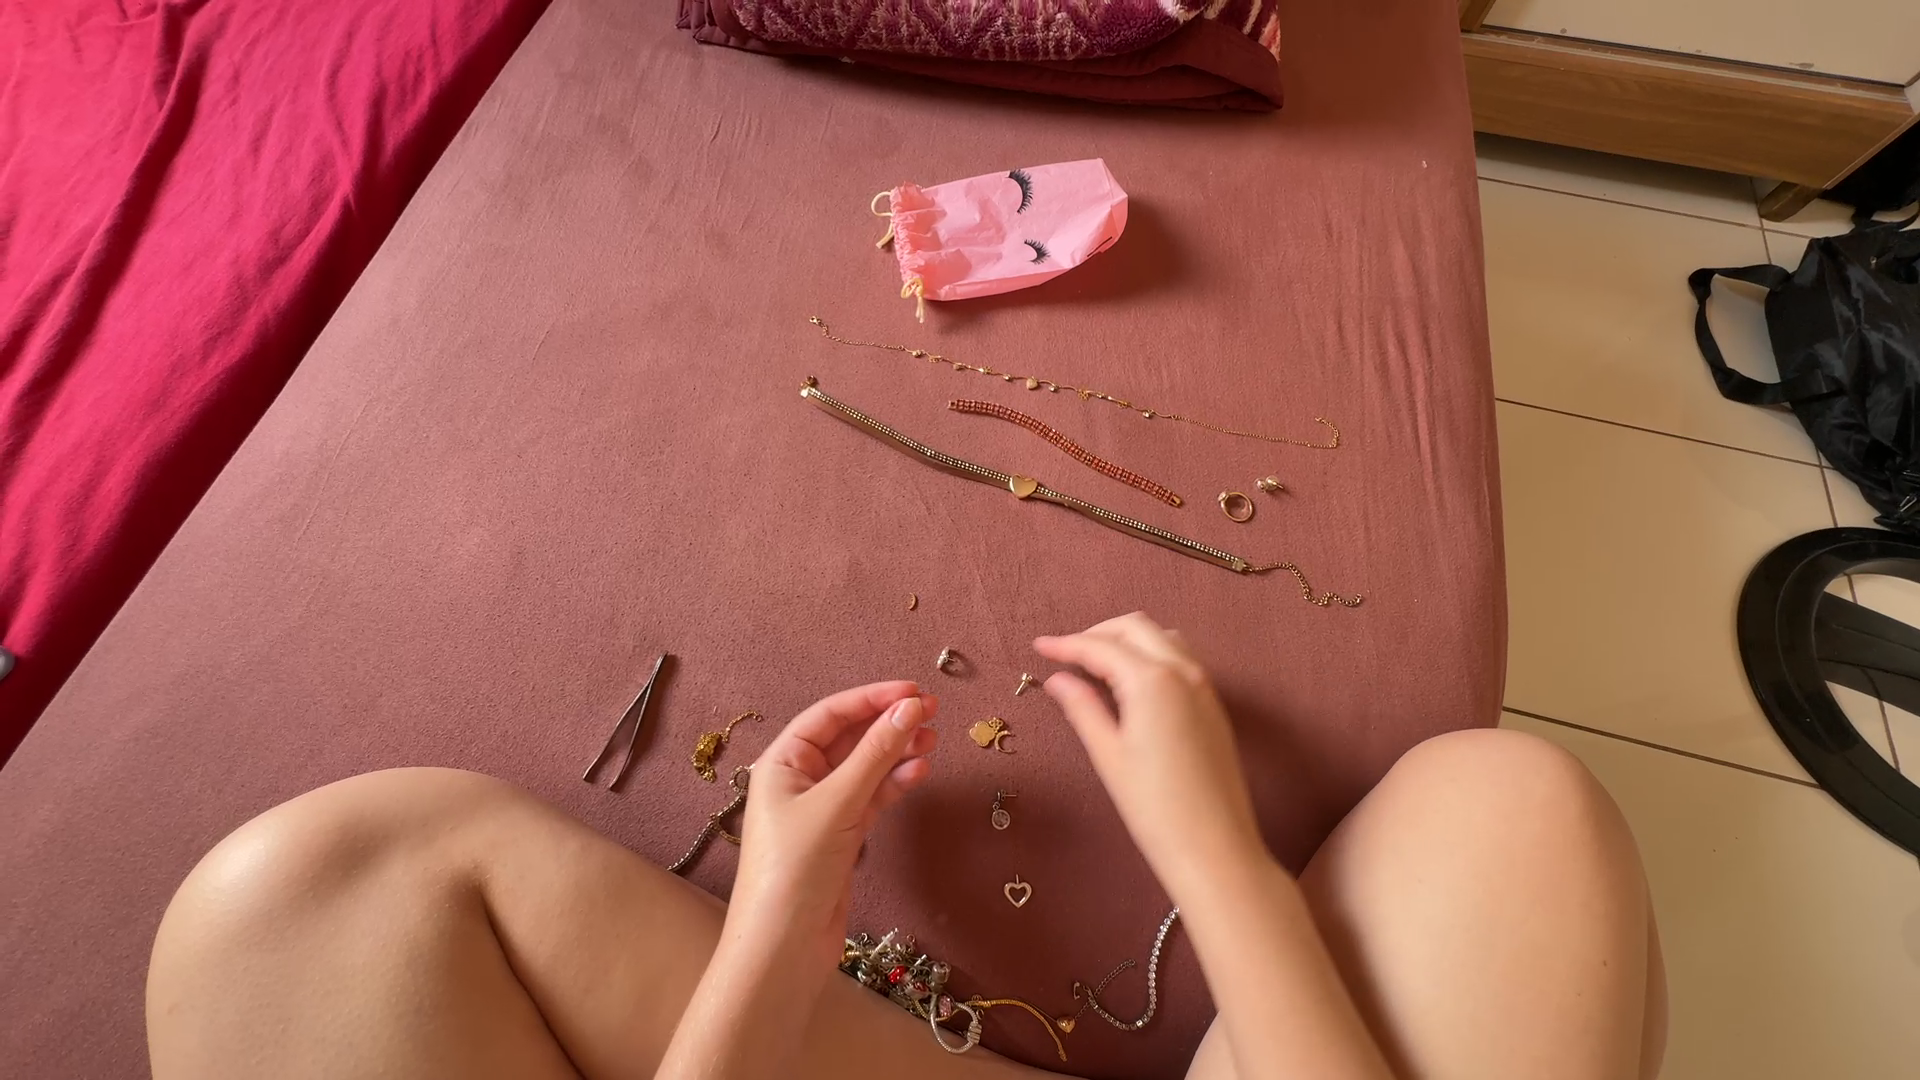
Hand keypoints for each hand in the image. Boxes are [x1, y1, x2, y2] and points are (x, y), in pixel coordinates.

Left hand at [728, 681, 938, 973]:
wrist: (783, 951)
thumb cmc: (796, 868)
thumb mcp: (838, 802)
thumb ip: (877, 752)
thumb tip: (912, 708)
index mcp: (784, 761)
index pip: (831, 713)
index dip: (872, 698)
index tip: (913, 691)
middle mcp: (801, 777)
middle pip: (852, 737)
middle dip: (890, 723)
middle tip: (933, 712)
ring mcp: (823, 806)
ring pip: (867, 766)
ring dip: (898, 752)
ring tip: (934, 741)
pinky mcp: (843, 833)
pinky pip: (873, 796)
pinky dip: (895, 783)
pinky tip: (919, 773)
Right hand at [1035, 613, 1267, 898]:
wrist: (1216, 850)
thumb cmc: (1154, 807)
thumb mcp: (1108, 754)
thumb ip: (1082, 707)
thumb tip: (1057, 679)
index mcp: (1153, 681)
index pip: (1101, 647)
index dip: (1066, 644)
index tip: (1038, 646)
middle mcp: (1183, 671)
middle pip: (1135, 627)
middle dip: (1097, 633)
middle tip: (1066, 654)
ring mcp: (1204, 686)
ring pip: (1162, 637)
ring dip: (1127, 640)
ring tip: (1097, 664)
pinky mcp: (1213, 705)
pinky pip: (1180, 658)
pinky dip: (1150, 654)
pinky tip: (1131, 682)